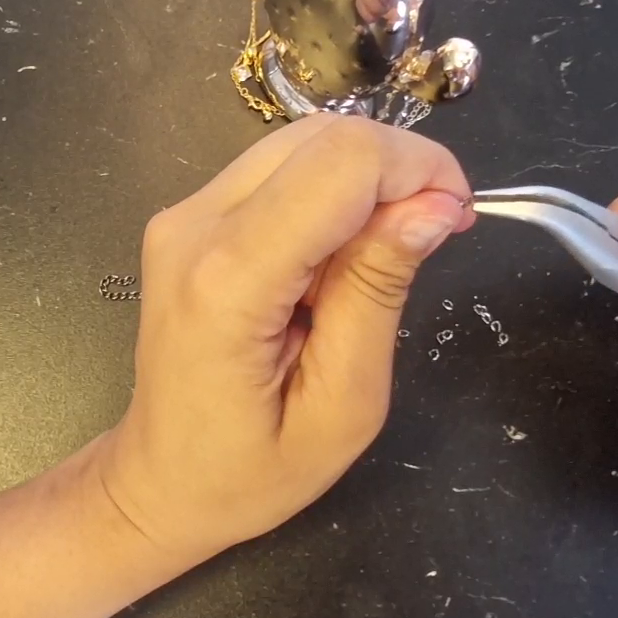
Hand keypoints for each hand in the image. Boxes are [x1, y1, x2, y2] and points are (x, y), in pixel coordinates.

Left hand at [92, 116, 472, 564]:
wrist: (160, 479)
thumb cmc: (250, 471)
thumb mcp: (341, 405)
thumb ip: (379, 293)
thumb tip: (433, 204)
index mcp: (228, 281)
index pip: (340, 164)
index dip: (418, 170)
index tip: (456, 218)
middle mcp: (194, 225)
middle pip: (322, 139)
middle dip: (398, 170)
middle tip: (431, 233)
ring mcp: (182, 214)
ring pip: (300, 143)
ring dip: (363, 181)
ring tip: (382, 254)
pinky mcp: (186, 217)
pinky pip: (275, 170)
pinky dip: (326, 192)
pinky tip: (335, 253)